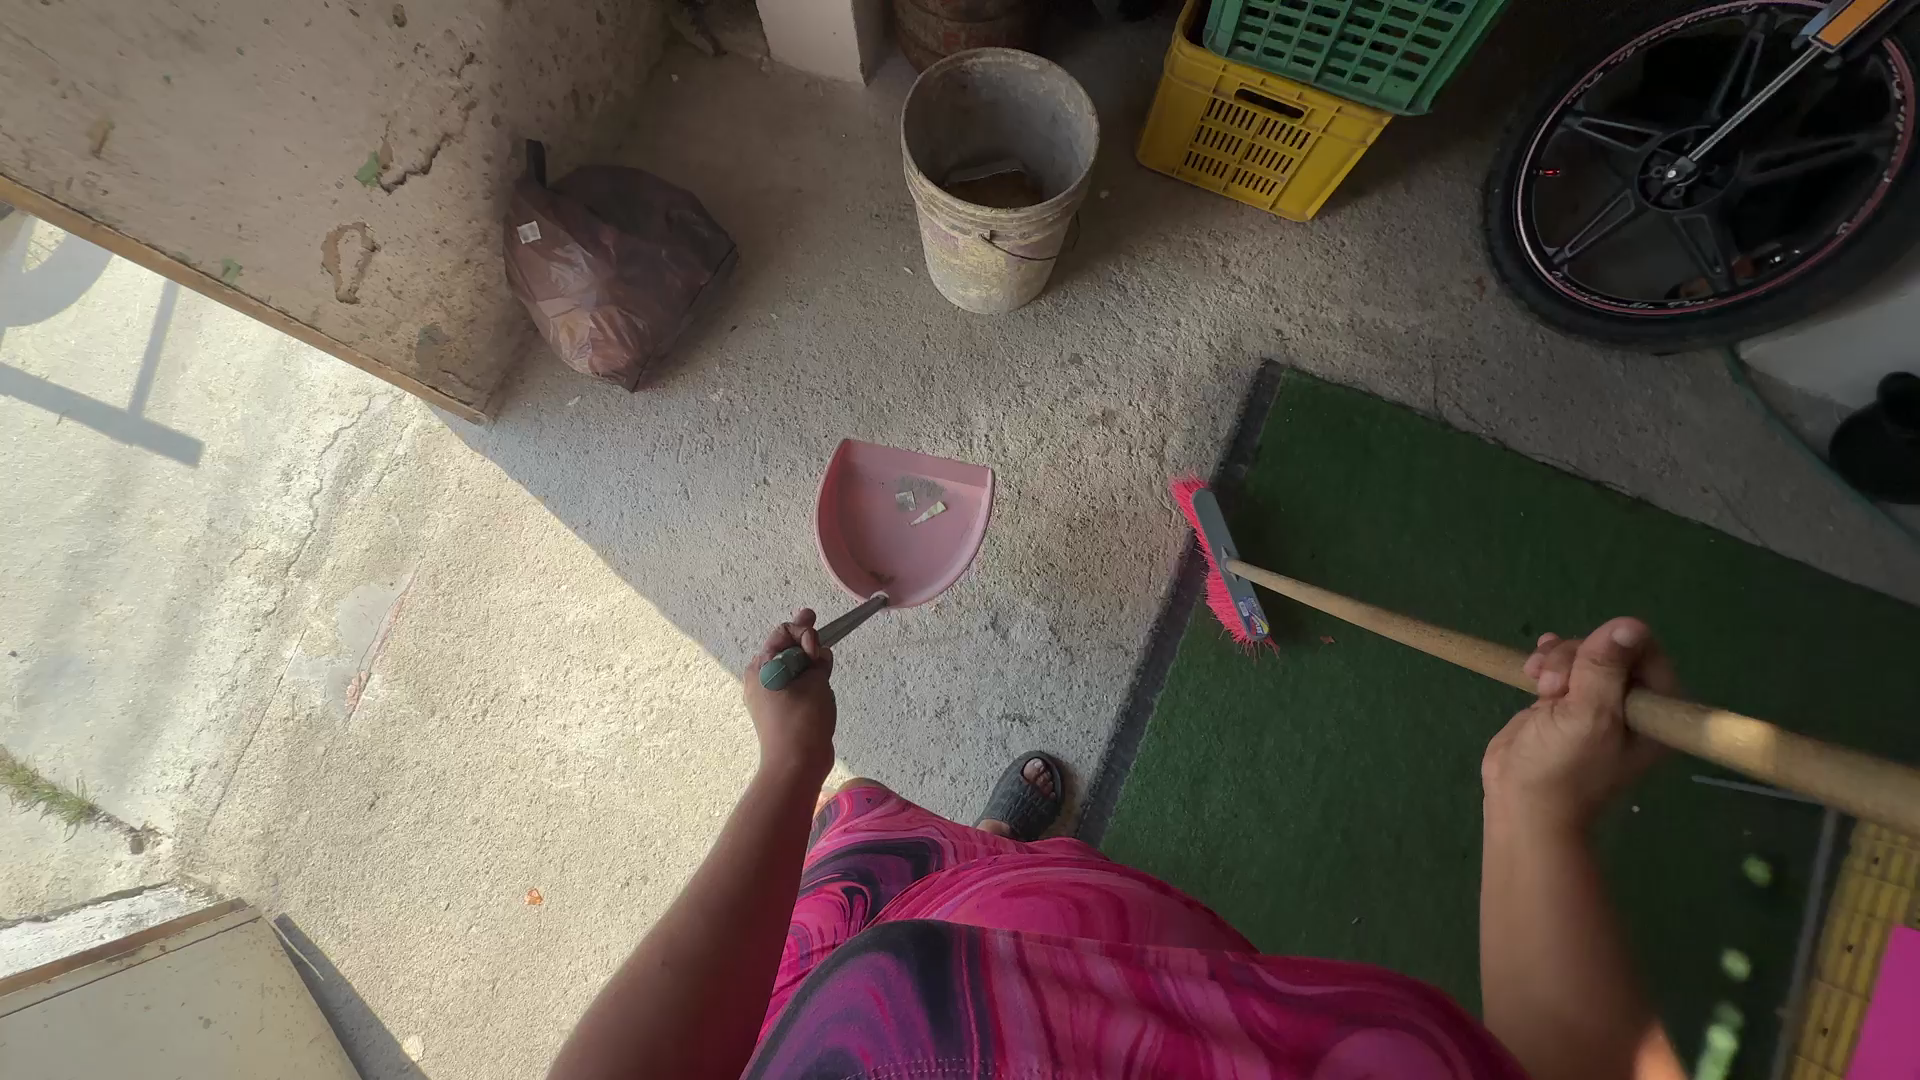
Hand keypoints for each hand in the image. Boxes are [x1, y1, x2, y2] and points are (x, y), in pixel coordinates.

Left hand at [742, 609, 835, 782]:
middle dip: (806, 643)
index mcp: (762, 667)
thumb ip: (818, 660)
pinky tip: (819, 686)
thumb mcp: (815, 682)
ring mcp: (768, 694)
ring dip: (809, 664)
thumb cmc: (803, 719)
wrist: (796, 765)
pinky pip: (793, 684)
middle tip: (816, 634)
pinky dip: (806, 680)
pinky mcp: (779, 709)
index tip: (817, 650)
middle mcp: (760, 677)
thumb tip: (818, 654)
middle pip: (786, 647)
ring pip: (792, 666)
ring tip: (822, 673)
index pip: (783, 632)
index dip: (805, 632)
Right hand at [1482, 616, 1678, 832]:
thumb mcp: (1588, 716)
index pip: (1644, 652)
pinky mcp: (1562, 704)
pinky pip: (1560, 668)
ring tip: (1536, 683)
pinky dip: (1545, 661)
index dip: (1608, 649)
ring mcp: (1595, 703)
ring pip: (1579, 655)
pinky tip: (1531, 666)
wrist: (1524, 801)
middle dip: (1573, 657)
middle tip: (1551, 686)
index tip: (1579, 669)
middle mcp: (1632, 703)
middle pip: (1607, 649)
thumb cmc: (1564, 767)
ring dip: (1554, 660)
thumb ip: (1605, 669)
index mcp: (1657, 711)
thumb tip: (1628, 623)